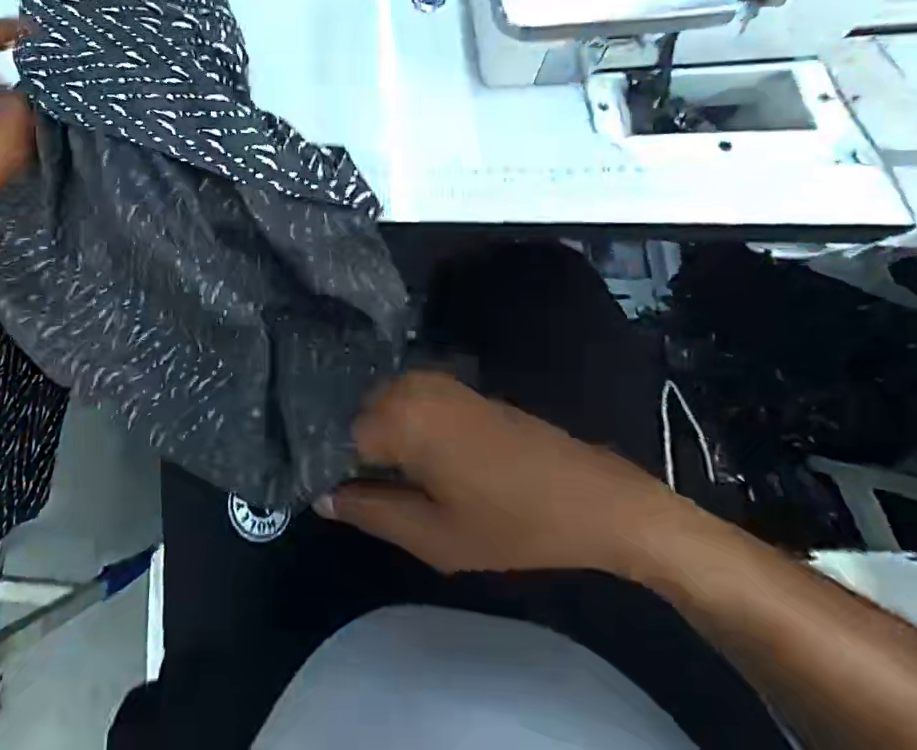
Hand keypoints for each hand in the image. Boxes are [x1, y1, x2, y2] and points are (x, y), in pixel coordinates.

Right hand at [316, 372, 689, 578]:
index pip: (336, 436)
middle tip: (357, 496)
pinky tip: (414, 465)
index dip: (328, 469)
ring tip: (385, 485)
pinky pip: (411, 402)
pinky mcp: (463, 389)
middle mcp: (415, 384)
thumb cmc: (512, 522)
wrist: (593, 497)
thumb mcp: (433, 536)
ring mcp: (442, 382)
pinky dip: (401, 428)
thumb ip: (370, 511)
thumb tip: (323, 496)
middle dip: (350, 451)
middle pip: (357, 414)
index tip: (329, 500)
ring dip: (376, 440)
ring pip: (383, 407)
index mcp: (402, 414)